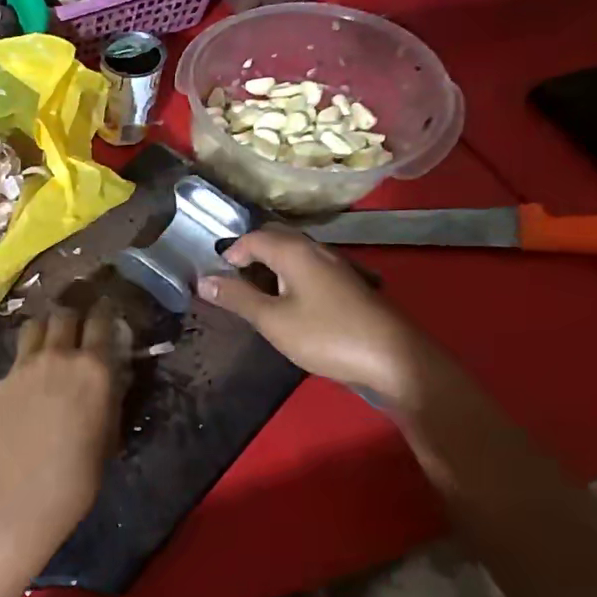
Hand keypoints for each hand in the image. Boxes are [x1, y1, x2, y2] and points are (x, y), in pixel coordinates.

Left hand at [0, 303, 128, 550]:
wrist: (23, 491)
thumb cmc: (80, 471)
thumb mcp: (110, 430)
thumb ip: (111, 393)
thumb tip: (113, 373)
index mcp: (94, 367)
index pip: (101, 319)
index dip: (105, 310)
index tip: (107, 308)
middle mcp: (58, 355)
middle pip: (64, 314)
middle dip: (73, 315)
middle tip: (77, 326)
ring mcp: (24, 365)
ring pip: (34, 326)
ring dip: (45, 328)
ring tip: (49, 341)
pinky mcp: (1, 381)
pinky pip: (17, 358)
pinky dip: (26, 361)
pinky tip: (28, 382)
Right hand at [196, 227, 423, 406]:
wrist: (393, 359)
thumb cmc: (326, 336)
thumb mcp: (272, 320)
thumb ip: (237, 298)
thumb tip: (203, 279)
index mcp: (295, 251)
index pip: (253, 237)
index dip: (231, 252)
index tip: (218, 278)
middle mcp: (317, 249)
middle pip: (276, 239)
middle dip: (251, 255)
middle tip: (234, 284)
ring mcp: (338, 266)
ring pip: (295, 255)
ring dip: (272, 268)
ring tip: (257, 296)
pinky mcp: (350, 285)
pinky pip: (310, 270)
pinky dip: (291, 279)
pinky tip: (290, 305)